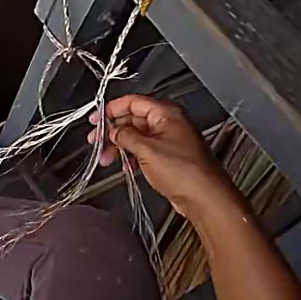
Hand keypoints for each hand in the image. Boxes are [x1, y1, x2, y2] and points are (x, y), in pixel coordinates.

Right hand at [89, 94, 242, 219]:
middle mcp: (169, 123)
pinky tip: (124, 164)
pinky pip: (145, 150)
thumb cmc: (185, 172)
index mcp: (166, 113)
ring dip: (120, 145)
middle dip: (113, 130)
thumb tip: (114, 130)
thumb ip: (126, 136)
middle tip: (96, 140)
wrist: (204, 197)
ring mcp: (169, 140)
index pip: (133, 102)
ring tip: (106, 157)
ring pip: (138, 136)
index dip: (112, 109)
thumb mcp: (147, 150)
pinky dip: (132, 155)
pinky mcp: (169, 157)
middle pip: (134, 118)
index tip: (97, 119)